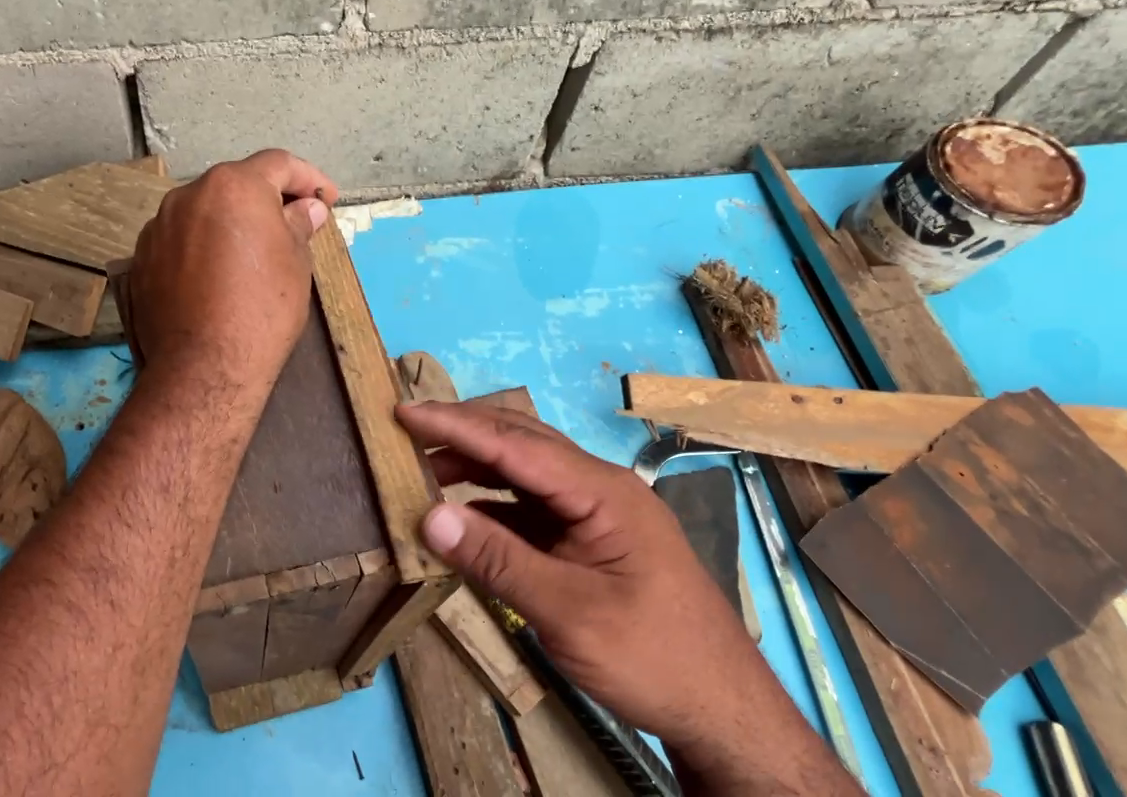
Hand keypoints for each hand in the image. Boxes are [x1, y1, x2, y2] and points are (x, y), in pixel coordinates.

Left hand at [126, 150, 334, 392]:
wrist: (203, 366)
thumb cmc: (262, 310)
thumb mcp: (295, 263)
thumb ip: (299, 224)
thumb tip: (306, 208)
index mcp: (233, 186)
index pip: (278, 164)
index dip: (309, 178)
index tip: (325, 199)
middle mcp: (188, 195)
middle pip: (235, 185)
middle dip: (266, 199)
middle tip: (294, 226)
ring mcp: (159, 225)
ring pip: (203, 211)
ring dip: (230, 223)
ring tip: (253, 254)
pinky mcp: (142, 257)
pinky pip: (180, 239)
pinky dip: (202, 245)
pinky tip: (217, 275)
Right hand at [401, 401, 789, 756]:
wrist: (725, 714)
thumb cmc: (654, 658)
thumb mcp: (569, 613)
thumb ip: (497, 559)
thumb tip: (429, 516)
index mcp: (603, 492)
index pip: (515, 444)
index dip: (455, 425)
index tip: (402, 412)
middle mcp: (601, 489)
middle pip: (522, 444)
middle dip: (462, 433)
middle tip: (405, 431)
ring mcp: (598, 515)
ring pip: (526, 473)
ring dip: (475, 467)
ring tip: (422, 471)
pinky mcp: (592, 542)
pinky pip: (533, 508)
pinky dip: (492, 504)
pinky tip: (463, 516)